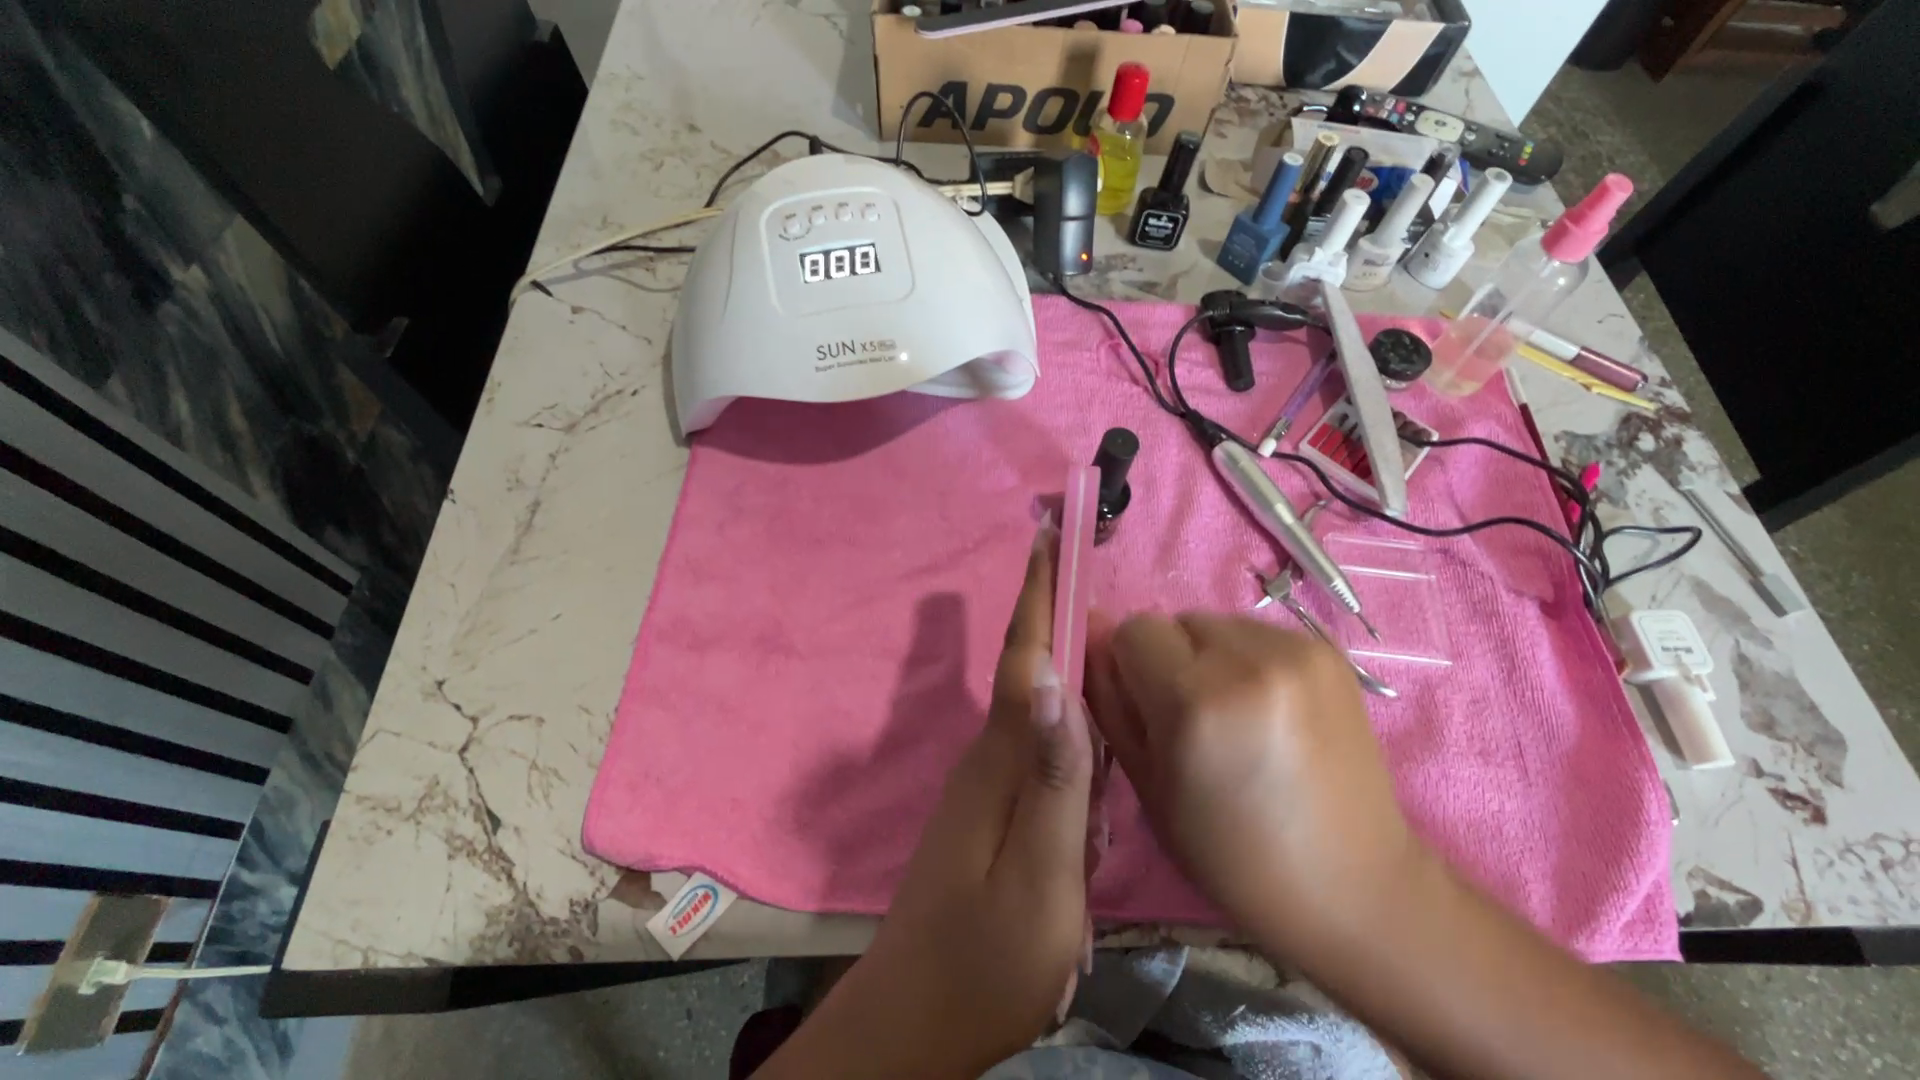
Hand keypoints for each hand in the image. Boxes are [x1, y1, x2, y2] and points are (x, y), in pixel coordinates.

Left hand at [758, 525, 1093, 1079]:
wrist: (919, 1021)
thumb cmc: (988, 958)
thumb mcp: (1041, 877)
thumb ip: (1055, 780)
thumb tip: (1061, 679)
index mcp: (1001, 764)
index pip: (1028, 659)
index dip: (1041, 593)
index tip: (1053, 530)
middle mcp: (990, 763)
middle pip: (1040, 679)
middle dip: (1063, 624)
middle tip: (1087, 583)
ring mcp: (989, 792)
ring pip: (1048, 726)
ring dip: (1077, 702)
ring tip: (1095, 717)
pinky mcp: (997, 820)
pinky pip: (1046, 767)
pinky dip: (1076, 761)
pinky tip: (1092, 794)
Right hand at [1085, 612, 1427, 953]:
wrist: (1349, 884)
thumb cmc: (1231, 855)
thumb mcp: (1147, 786)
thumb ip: (1110, 702)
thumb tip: (1090, 635)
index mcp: (1194, 703)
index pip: (1132, 630)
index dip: (1130, 669)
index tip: (1148, 712)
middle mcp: (1247, 661)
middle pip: (1175, 620)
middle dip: (1170, 660)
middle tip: (1193, 721)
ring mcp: (1296, 652)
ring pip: (1216, 623)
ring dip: (1209, 657)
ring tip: (1236, 718)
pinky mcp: (1330, 653)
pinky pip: (1258, 634)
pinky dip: (1249, 662)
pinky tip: (1268, 713)